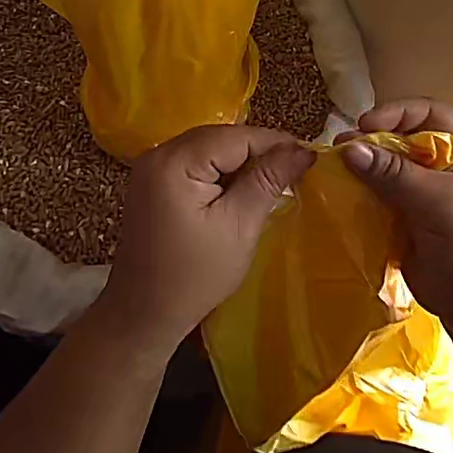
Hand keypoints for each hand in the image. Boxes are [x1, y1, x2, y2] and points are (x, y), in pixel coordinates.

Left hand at [98, 125, 315, 352]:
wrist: (143, 315)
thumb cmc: (195, 276)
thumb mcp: (240, 226)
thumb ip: (269, 181)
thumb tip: (303, 151)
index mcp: (174, 163)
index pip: (235, 137)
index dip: (274, 142)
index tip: (309, 156)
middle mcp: (158, 154)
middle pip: (221, 137)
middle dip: (260, 149)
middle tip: (297, 167)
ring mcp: (152, 167)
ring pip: (211, 148)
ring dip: (243, 160)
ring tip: (277, 178)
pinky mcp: (154, 182)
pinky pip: (197, 162)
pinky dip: (223, 170)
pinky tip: (244, 187)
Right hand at [338, 99, 452, 324]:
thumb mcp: (440, 199)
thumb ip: (393, 172)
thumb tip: (348, 148)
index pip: (430, 114)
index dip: (396, 115)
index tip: (365, 124)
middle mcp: (448, 166)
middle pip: (404, 140)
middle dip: (373, 142)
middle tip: (341, 148)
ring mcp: (426, 195)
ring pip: (387, 170)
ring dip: (363, 169)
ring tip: (333, 168)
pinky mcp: (407, 222)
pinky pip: (379, 200)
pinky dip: (360, 196)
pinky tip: (340, 193)